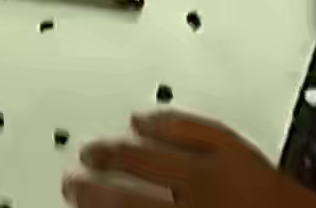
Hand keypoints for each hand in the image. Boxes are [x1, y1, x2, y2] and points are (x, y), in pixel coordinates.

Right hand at [65, 112, 315, 207]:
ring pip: (156, 147)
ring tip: (105, 139)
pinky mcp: (243, 151)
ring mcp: (220, 164)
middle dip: (103, 166)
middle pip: (135, 170)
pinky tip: (150, 116)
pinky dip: (168, 121)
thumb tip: (133, 205)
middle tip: (79, 161)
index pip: (129, 200)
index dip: (96, 195)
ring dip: (126, 145)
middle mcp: (198, 184)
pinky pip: (196, 128)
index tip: (72, 189)